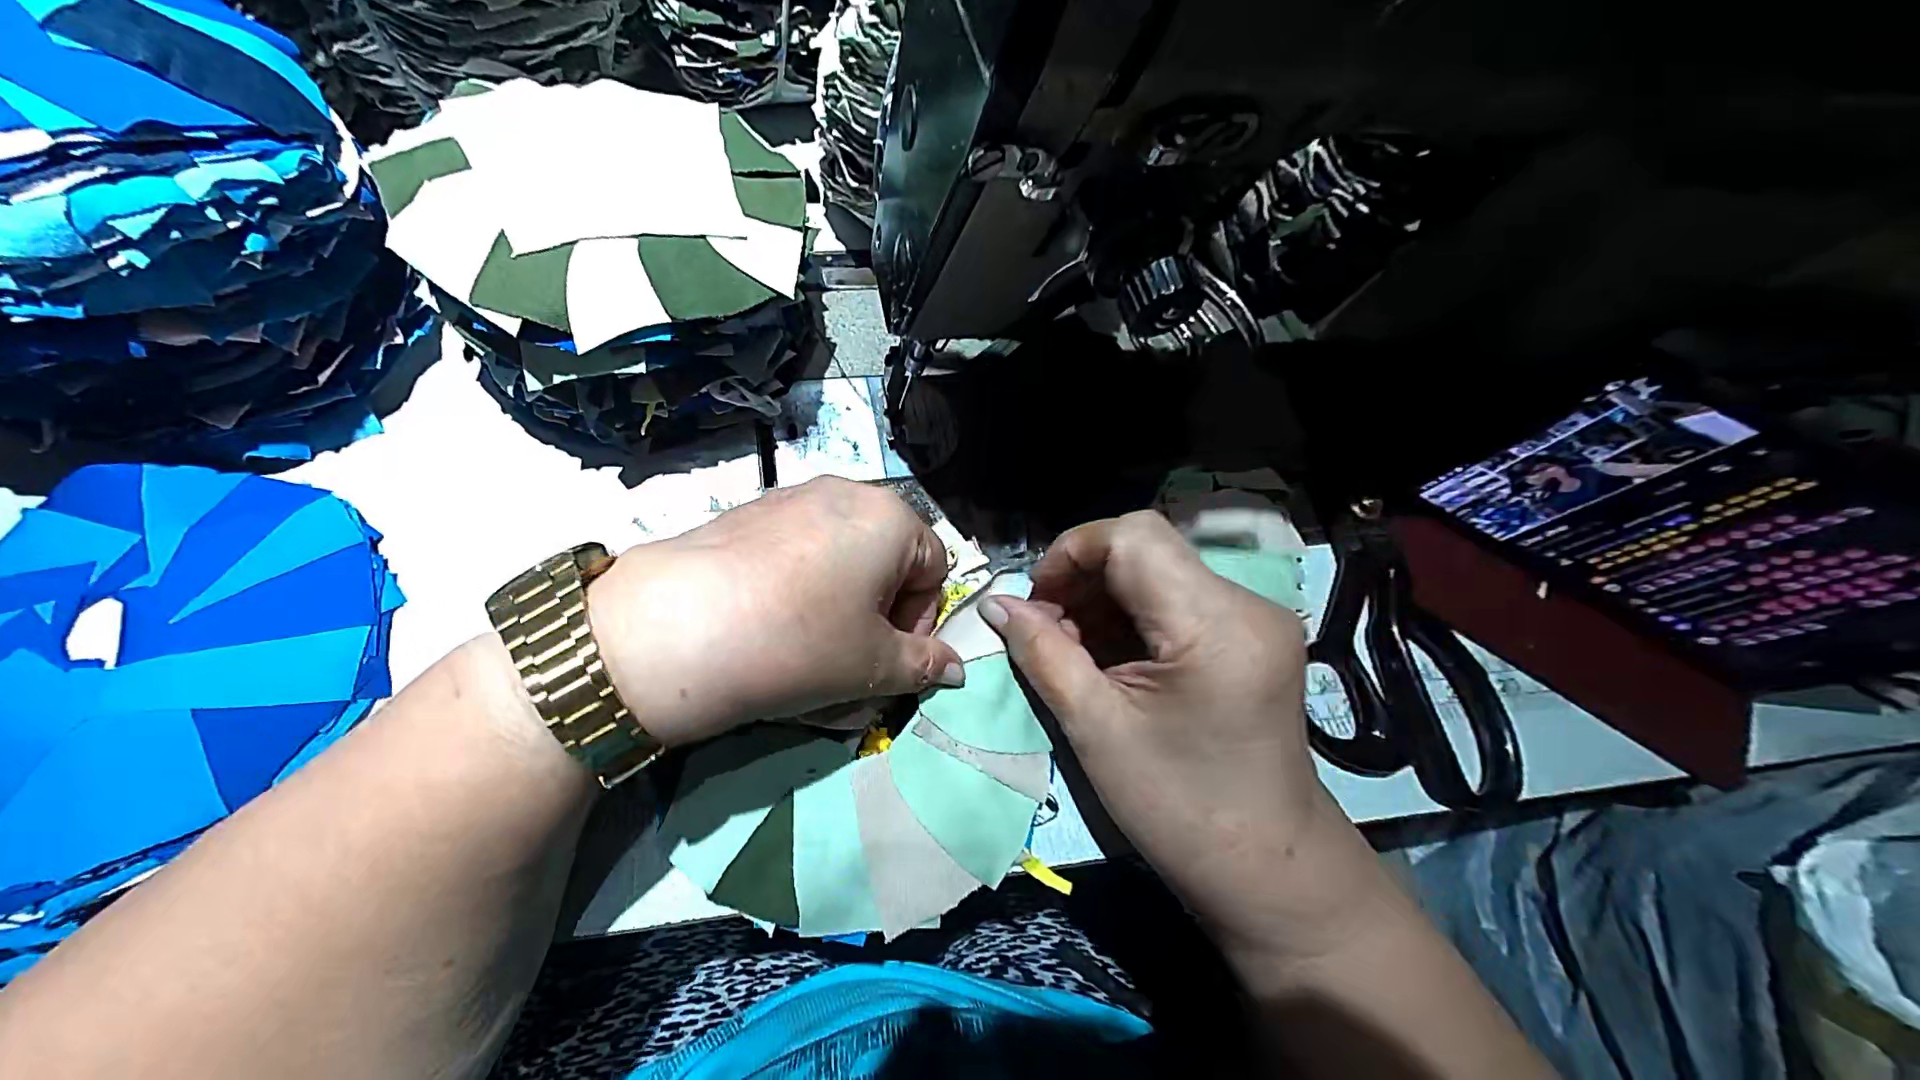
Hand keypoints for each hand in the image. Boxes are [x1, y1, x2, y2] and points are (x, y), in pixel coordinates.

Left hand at [587, 478, 963, 745]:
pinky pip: (799, 549)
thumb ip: (925, 664)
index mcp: (891, 518)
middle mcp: (846, 492)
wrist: (675, 629)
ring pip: (842, 555)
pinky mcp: (749, 512)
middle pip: (888, 558)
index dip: (920, 621)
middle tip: (851, 655)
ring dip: (842, 600)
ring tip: (808, 641)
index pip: (935, 570)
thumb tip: (955, 670)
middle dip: (880, 610)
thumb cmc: (800, 642)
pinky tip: (770, 620)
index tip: (889, 658)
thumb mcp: (873, 666)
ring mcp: (792, 497)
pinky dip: (802, 585)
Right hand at [982, 510, 1380, 959]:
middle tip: (1049, 630)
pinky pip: (1179, 598)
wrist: (1268, 869)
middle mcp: (1247, 604)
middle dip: (1084, 577)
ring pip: (1160, 569)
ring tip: (1075, 649)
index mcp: (1215, 623)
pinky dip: (1133, 616)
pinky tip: (1110, 656)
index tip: (1037, 603)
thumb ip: (1043, 653)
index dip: (1071, 553)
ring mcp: (1256, 617)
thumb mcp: (1096, 728)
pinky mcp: (1253, 635)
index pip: (1132, 537)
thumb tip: (997, 603)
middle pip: (1147, 547)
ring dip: (1105, 598)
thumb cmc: (1178, 809)